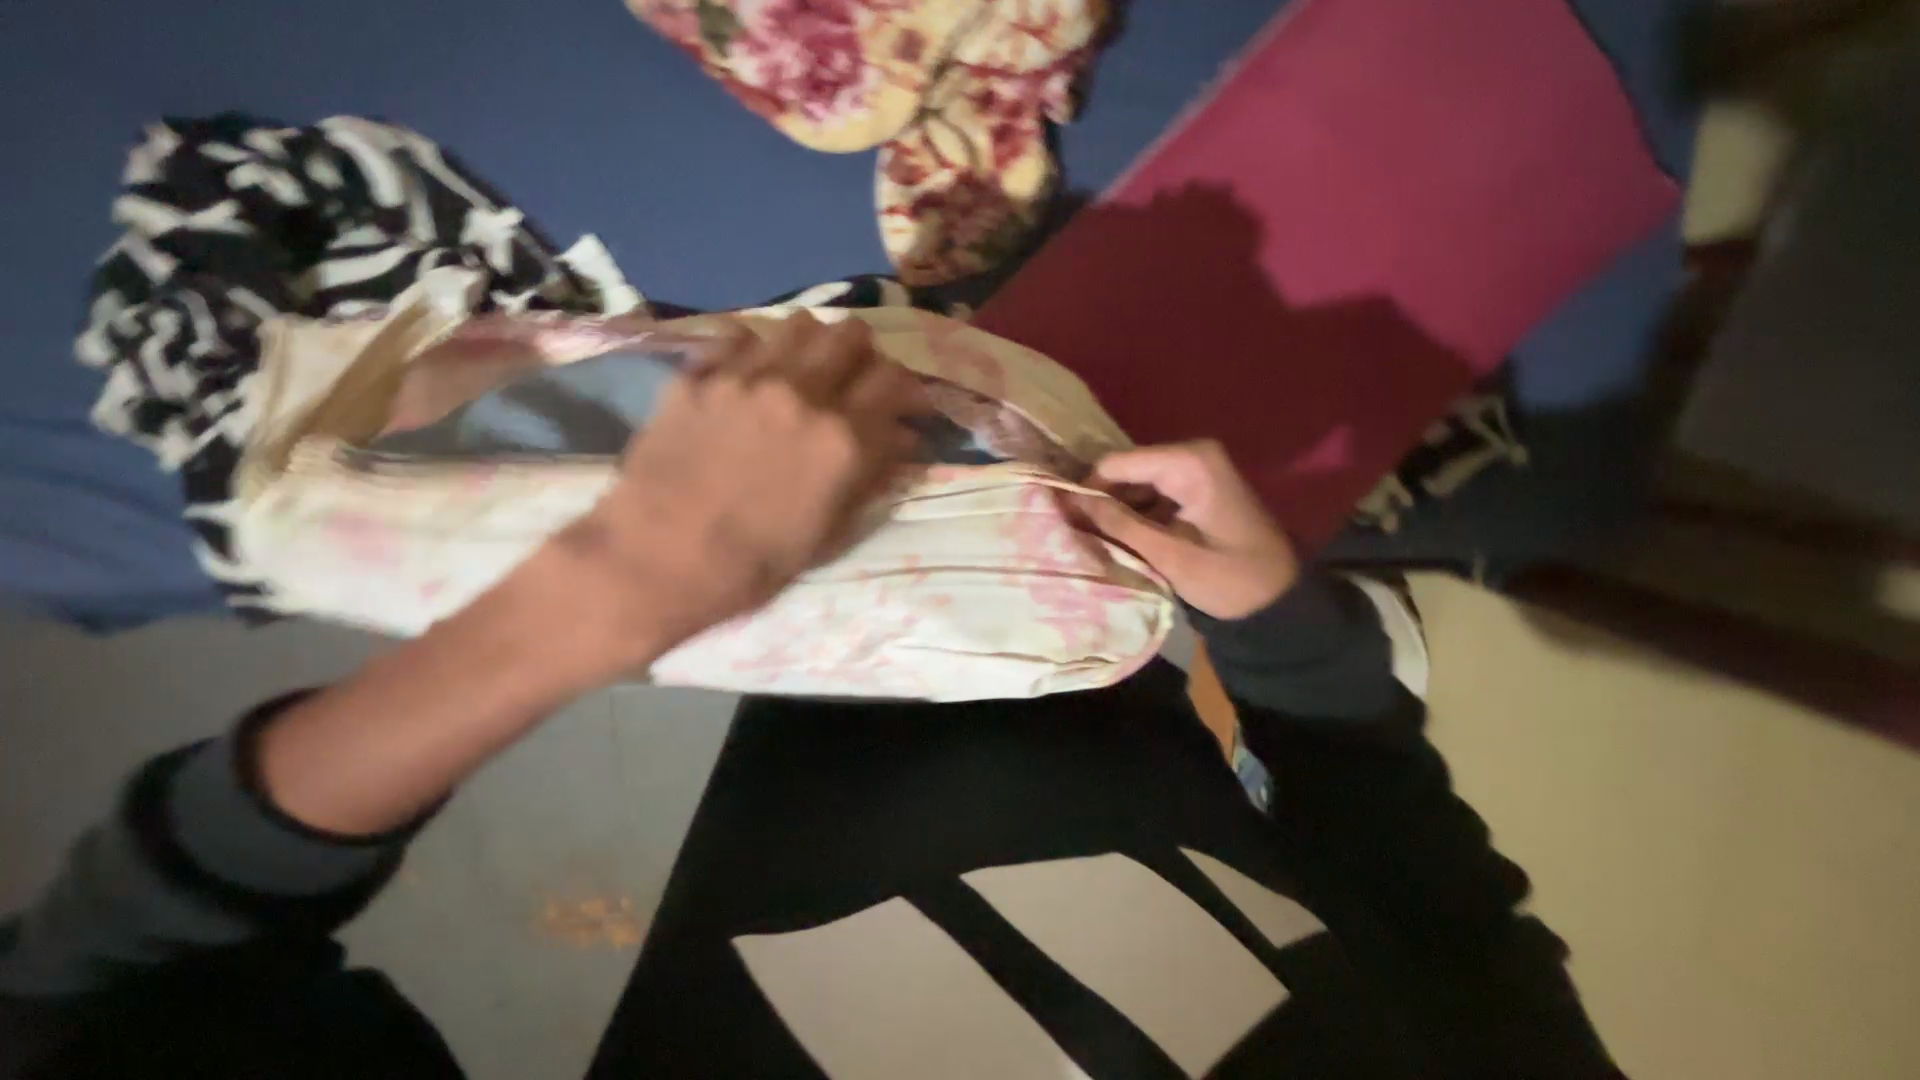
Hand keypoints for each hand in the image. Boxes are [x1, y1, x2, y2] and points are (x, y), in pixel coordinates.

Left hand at [519, 312, 926, 679]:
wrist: (656, 560)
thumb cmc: (752, 565)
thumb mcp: (828, 534)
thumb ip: (871, 479)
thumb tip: (902, 443)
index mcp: (842, 439)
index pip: (896, 382)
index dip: (908, 392)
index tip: (905, 408)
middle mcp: (802, 393)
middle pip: (853, 336)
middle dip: (866, 357)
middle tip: (857, 382)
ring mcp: (745, 377)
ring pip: (800, 324)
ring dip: (814, 344)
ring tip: (806, 371)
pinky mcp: (699, 376)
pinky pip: (740, 336)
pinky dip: (757, 350)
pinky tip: (751, 377)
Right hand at [1065, 439, 1297, 619]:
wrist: (1279, 602)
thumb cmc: (1230, 579)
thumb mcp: (1170, 555)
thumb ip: (1119, 524)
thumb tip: (1069, 502)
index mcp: (1190, 462)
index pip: (1117, 463)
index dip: (1086, 489)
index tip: (1063, 520)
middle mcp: (1192, 455)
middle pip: (1125, 471)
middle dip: (1101, 501)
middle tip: (1075, 534)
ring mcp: (1196, 471)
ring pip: (1135, 484)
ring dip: (1116, 512)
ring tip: (1092, 540)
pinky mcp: (1195, 490)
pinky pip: (1152, 495)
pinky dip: (1135, 517)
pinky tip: (1119, 541)